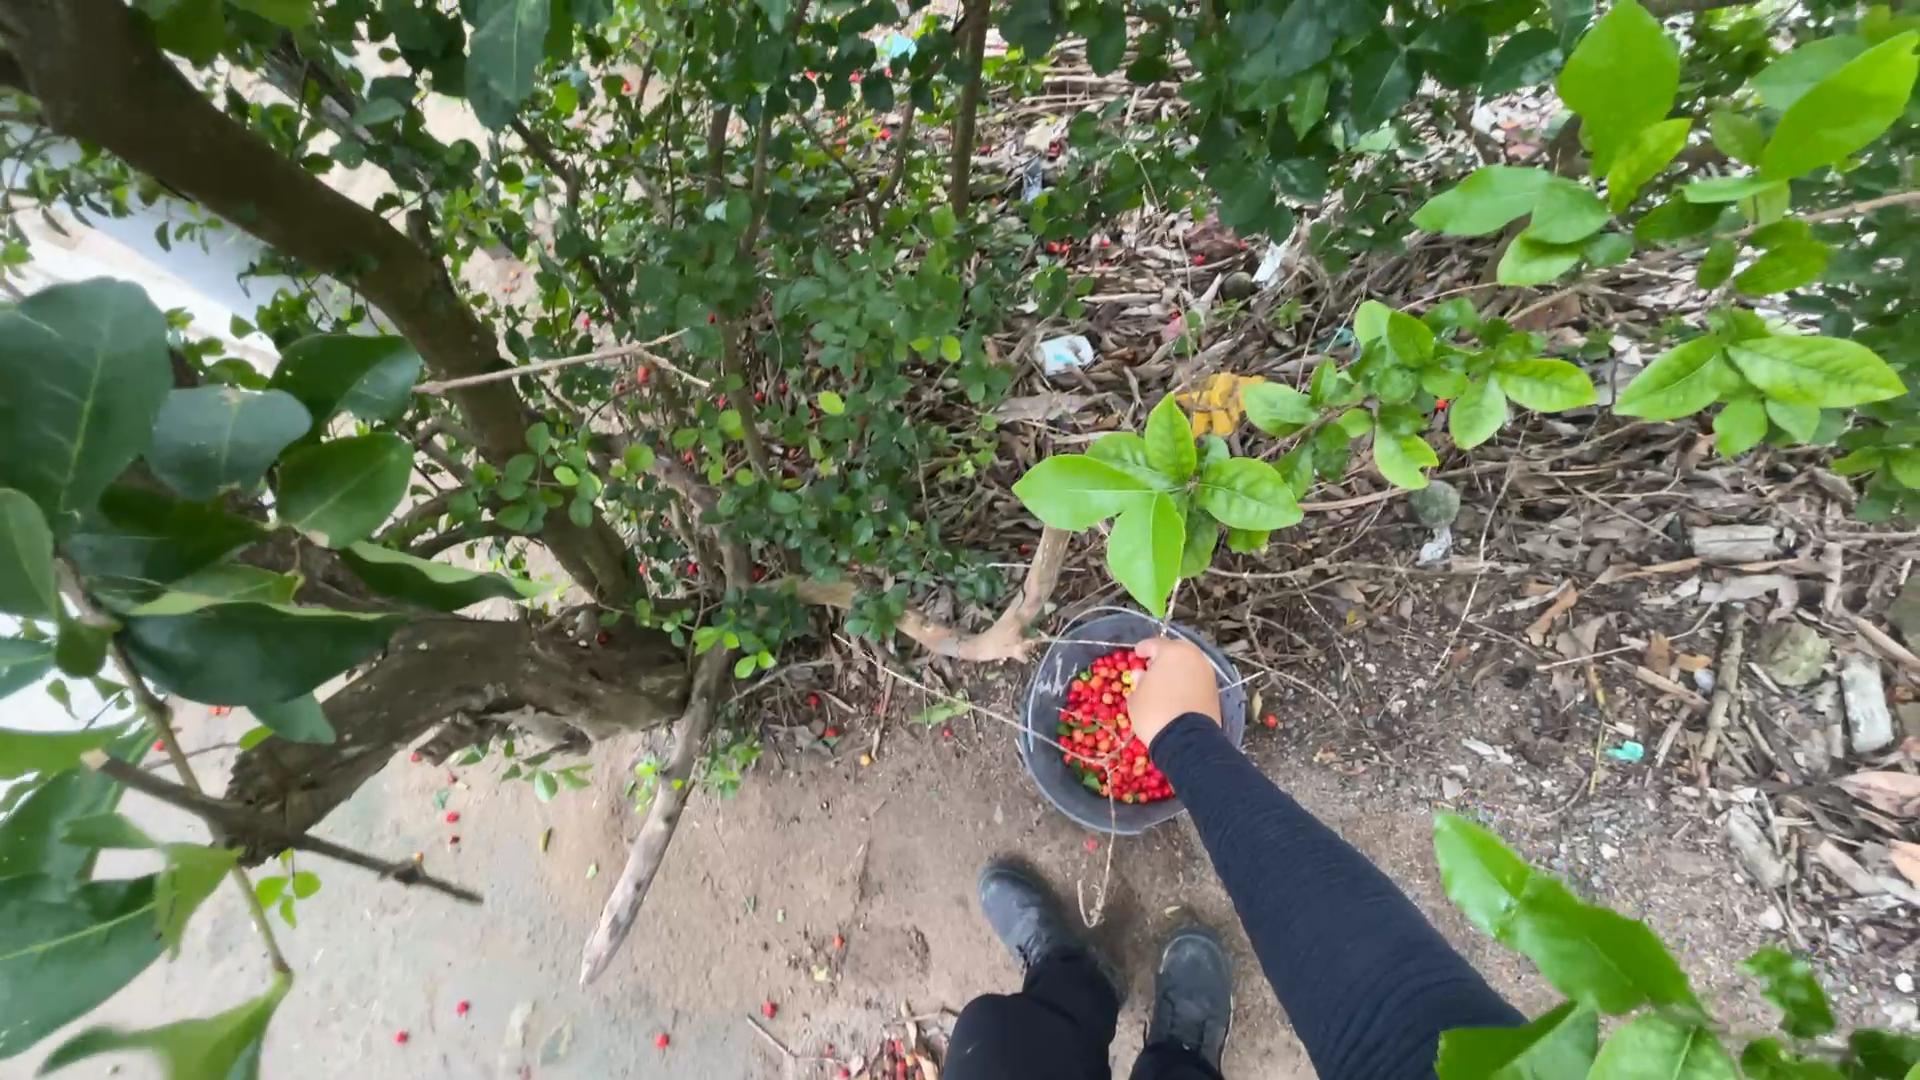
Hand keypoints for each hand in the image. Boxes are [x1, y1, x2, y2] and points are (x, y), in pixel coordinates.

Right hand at [1127, 636, 1221, 747]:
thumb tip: (1142, 675)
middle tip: (1152, 666)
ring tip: (1166, 681)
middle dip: (1164, 656)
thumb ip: (1139, 681)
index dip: (1143, 648)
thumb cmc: (1155, 712)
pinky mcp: (1215, 691)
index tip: (1137, 654)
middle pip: (1176, 650)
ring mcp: (1207, 674)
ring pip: (1190, 664)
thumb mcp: (1136, 697)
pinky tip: (1178, 692)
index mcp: (1172, 652)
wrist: (1188, 741)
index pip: (1154, 643)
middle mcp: (1193, 657)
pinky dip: (1187, 682)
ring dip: (1178, 669)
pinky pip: (1197, 679)